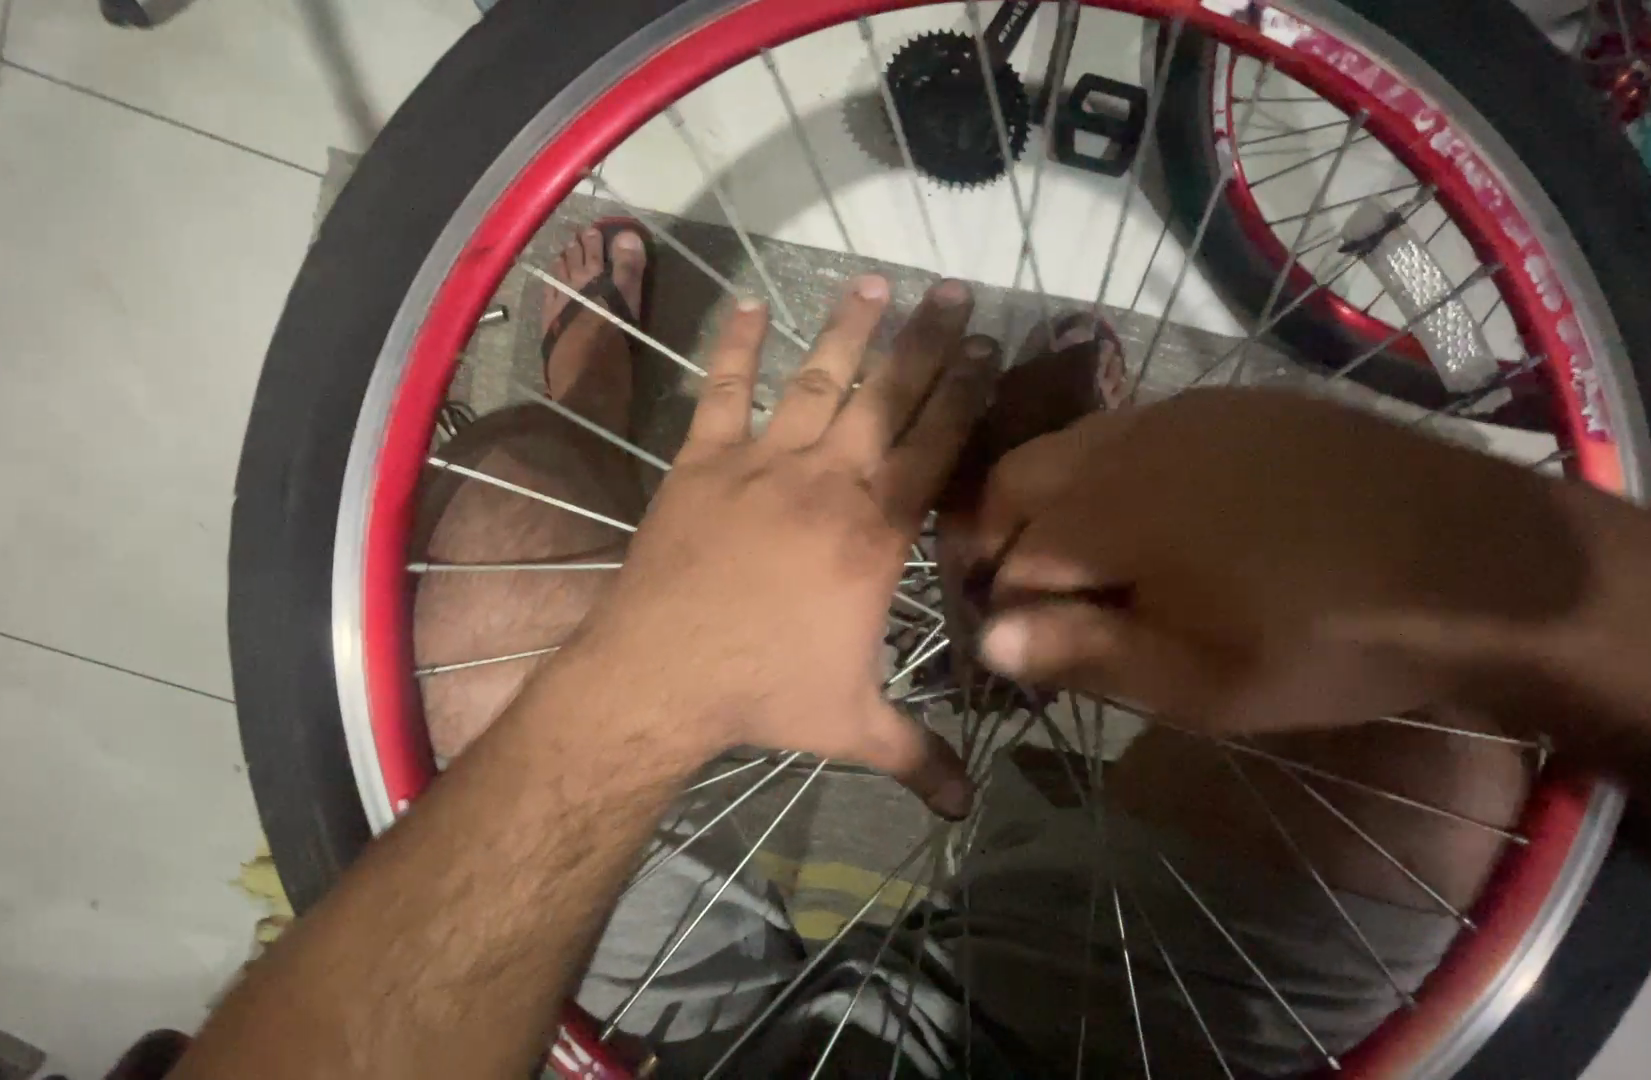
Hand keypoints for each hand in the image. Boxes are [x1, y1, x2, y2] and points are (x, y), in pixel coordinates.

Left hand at [573, 277, 997, 817]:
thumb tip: (967, 808)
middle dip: (924, 341)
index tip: (986, 349)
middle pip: (887, 397)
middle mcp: (827, 481)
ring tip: (874, 283)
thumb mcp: (854, 728)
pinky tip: (747, 305)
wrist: (664, 673)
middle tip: (950, 291)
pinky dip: (735, 347)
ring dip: (847, 330)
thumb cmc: (764, 693)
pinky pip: (723, 392)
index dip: (964, 395)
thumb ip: (918, 755)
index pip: (934, 448)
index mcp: (874, 533)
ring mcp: (761, 463)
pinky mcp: (701, 463)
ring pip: (816, 380)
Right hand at [943, 387, 1591, 733]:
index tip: (1020, 644)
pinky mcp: (1226, 404)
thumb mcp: (1201, 682)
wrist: (1490, 564)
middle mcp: (1124, 446)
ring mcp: (1177, 413)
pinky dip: (1104, 472)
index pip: (1009, 557)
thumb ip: (1084, 654)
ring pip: (1066, 449)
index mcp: (1109, 515)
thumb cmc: (1329, 642)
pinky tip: (1152, 514)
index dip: (1000, 605)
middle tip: (1024, 590)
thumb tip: (984, 641)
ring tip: (1084, 556)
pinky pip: (1128, 430)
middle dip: (996, 534)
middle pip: (1012, 480)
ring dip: (1047, 500)